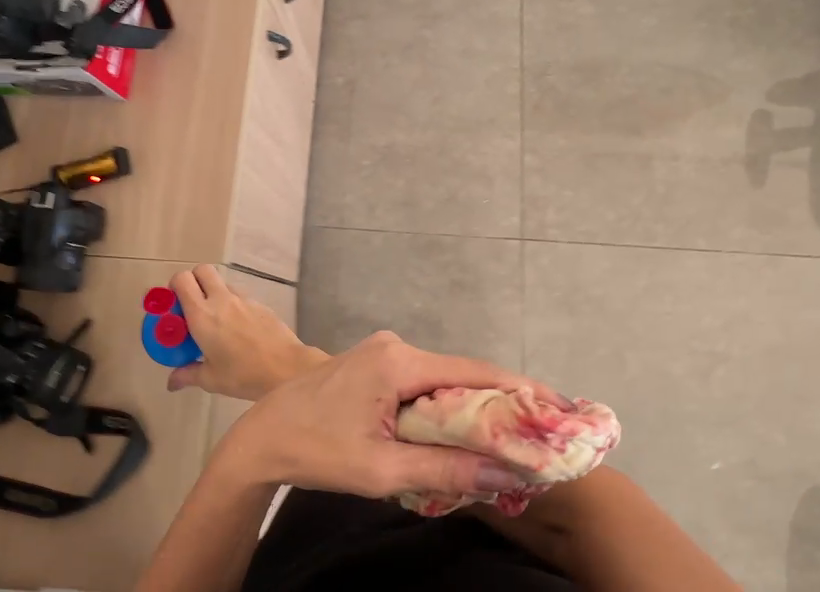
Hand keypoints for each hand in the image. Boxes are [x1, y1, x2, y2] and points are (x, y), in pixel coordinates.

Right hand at [164, 265, 327, 400]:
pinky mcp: (259, 303)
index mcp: (202, 314)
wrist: (286, 367)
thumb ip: (187, 375)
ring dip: (213, 292)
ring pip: (222, 282)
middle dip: (193, 281)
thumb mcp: (210, 379)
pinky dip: (231, 303)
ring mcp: (243, 298)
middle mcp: (221, 299)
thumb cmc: (243, 374)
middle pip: (202, 270)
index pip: (182, 280)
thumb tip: (171, 382)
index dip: (174, 287)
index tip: (172, 306)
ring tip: (215, 321)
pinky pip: (239, 295)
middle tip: (190, 306)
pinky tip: (236, 328)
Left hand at [210, 331, 560, 499]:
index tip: (557, 408)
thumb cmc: (318, 452)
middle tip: (536, 436)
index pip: (474, 371)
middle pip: (461, 375)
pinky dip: (442, 409)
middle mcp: (396, 346)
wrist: (261, 438)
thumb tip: (507, 474)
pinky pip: (421, 385)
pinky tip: (457, 436)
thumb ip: (447, 470)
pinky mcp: (374, 366)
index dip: (519, 390)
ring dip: (468, 410)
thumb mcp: (383, 470)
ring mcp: (383, 353)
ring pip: (441, 382)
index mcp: (399, 361)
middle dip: (497, 406)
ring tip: (504, 442)